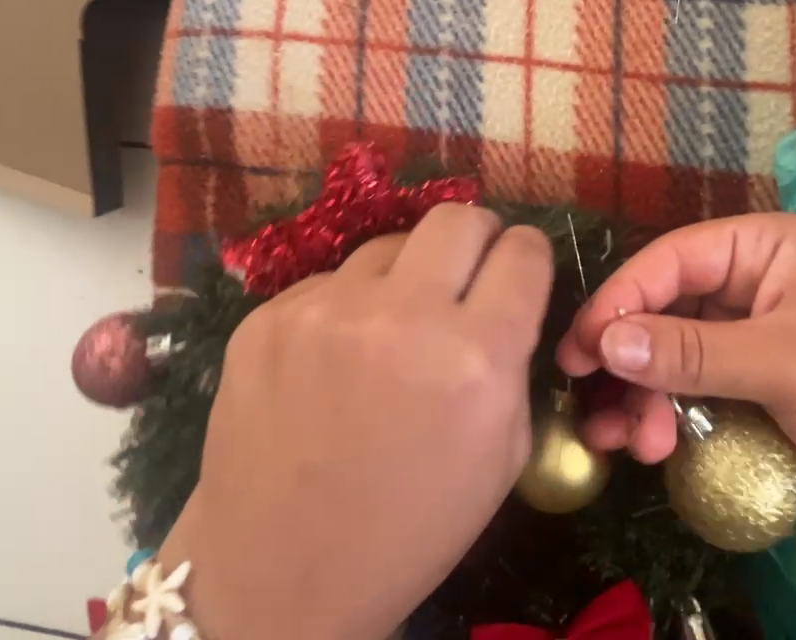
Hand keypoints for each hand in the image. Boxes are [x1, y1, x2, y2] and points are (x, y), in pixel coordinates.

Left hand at [161, 205, 553, 639]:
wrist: (278, 577)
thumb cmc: (411, 528)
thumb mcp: (503, 454)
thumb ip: (512, 360)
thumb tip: (506, 292)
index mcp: (476, 359)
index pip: (523, 252)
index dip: (527, 256)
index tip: (518, 269)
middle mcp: (402, 317)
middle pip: (458, 218)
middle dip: (477, 238)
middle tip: (466, 274)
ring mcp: (325, 311)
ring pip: (390, 244)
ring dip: (407, 275)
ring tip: (393, 328)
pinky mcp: (267, 317)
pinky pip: (331, 282)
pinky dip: (348, 306)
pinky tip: (336, 360)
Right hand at [556, 213, 795, 523]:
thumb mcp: (784, 363)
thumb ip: (692, 351)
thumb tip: (607, 341)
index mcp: (765, 247)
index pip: (673, 259)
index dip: (622, 298)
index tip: (580, 346)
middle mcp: (751, 280)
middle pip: (664, 306)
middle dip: (630, 357)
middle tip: (591, 399)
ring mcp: (749, 333)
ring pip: (670, 351)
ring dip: (642, 394)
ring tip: (625, 441)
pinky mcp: (749, 381)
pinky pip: (689, 386)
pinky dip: (665, 412)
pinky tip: (654, 446)